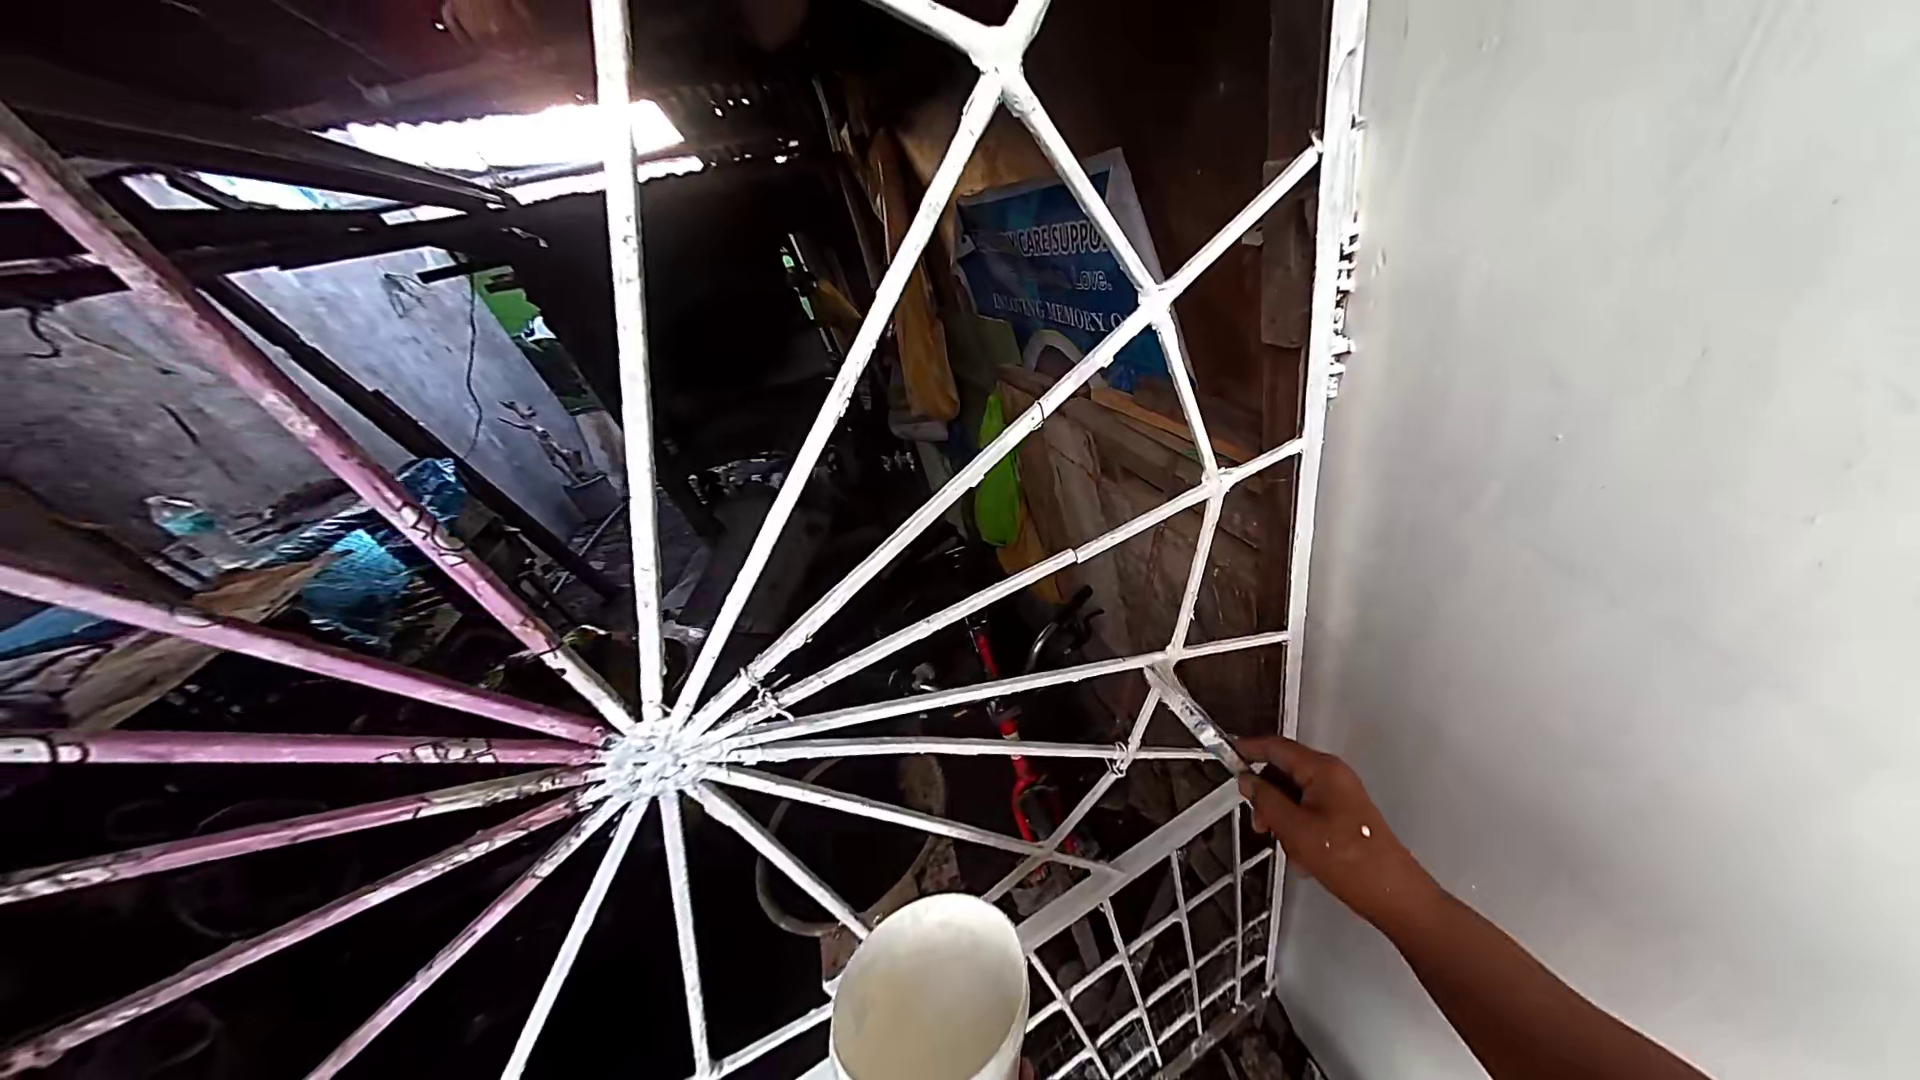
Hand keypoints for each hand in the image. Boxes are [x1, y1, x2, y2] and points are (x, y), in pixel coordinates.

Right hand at [1236, 735, 1438, 929]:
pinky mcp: (1344, 815)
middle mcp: (1334, 777)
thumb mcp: (1294, 828)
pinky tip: (1300, 852)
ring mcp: (1341, 795)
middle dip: (1265, 794)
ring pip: (1293, 793)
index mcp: (1323, 771)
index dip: (1248, 749)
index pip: (1275, 746)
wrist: (1396, 897)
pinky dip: (1297, 826)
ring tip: (1284, 842)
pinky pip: (1307, 809)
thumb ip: (1264, 799)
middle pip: (1283, 770)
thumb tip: (1248, 782)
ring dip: (1281, 815)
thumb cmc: (1354, 863)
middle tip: (1257, 817)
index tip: (1228, 752)